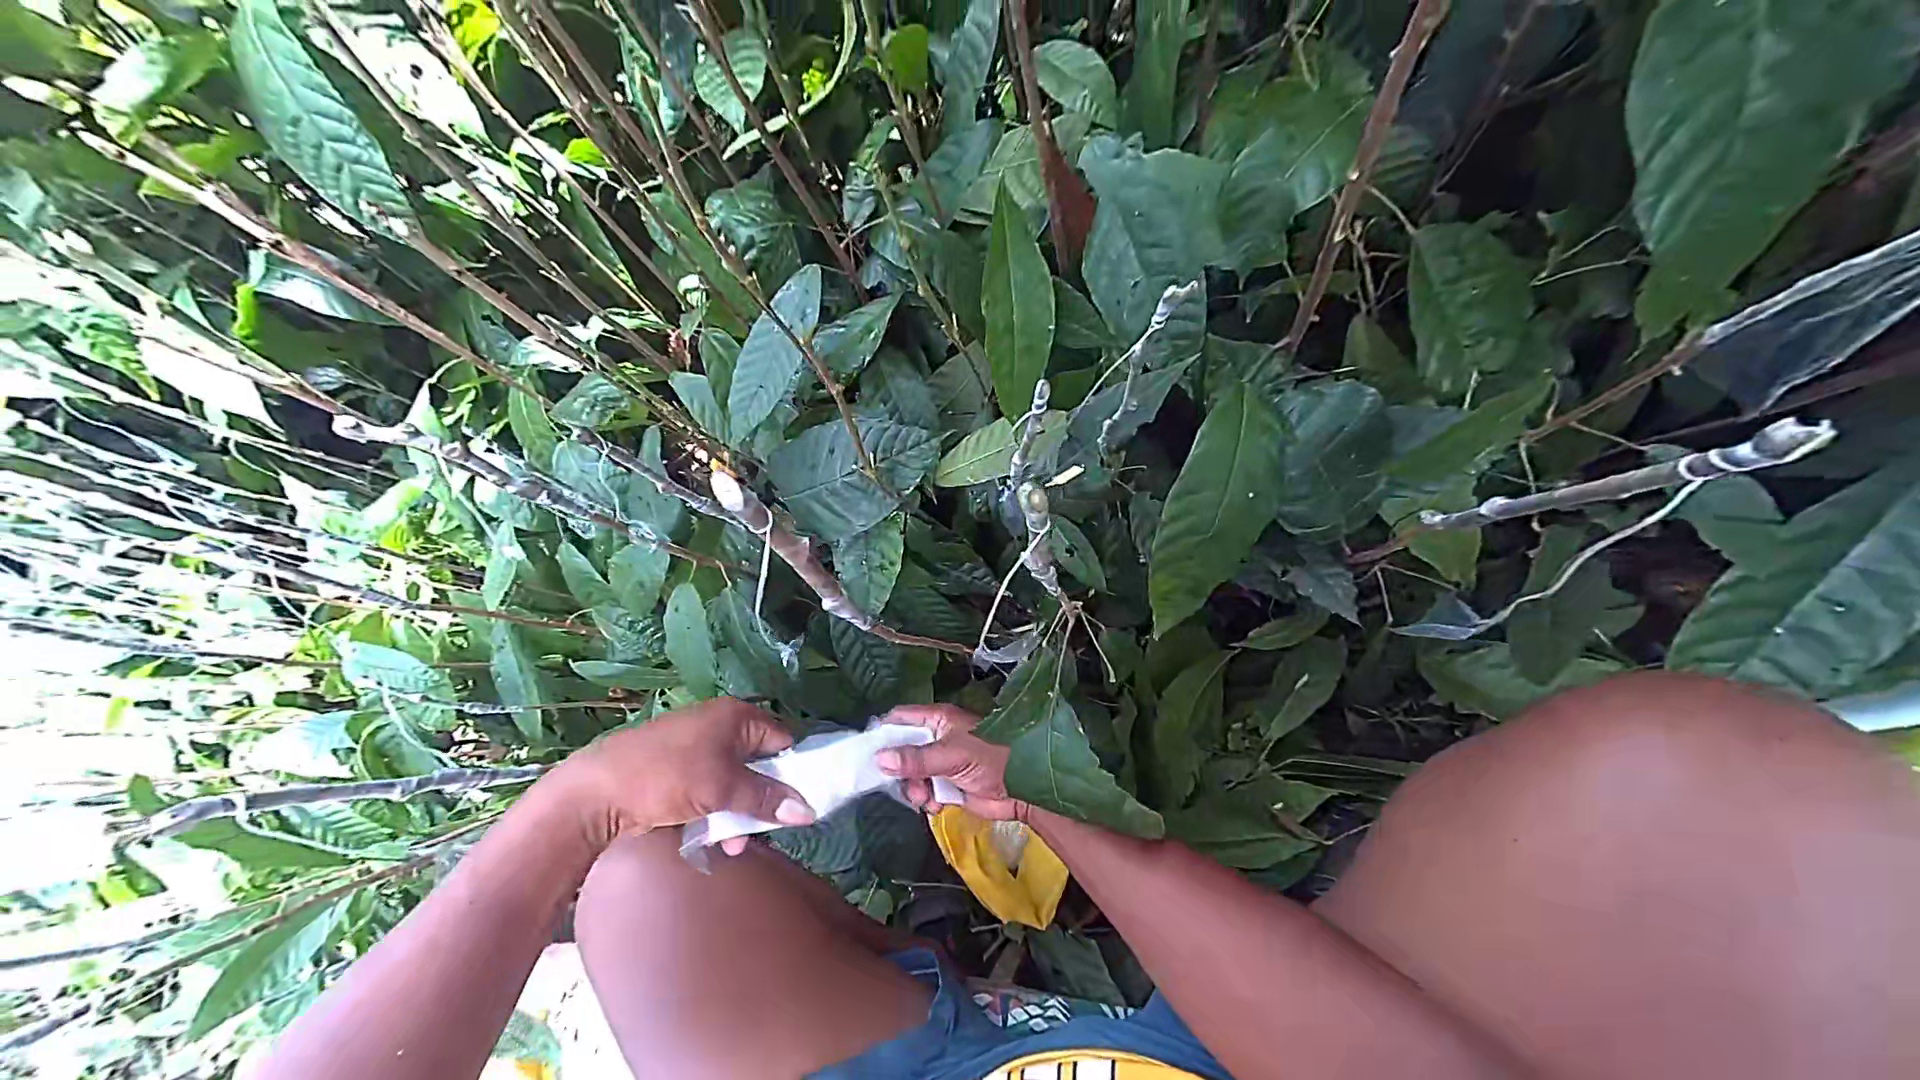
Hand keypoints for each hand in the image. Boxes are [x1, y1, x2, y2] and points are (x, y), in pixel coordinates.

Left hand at [530, 698, 815, 855]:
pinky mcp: (678, 774)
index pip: (782, 739)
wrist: (592, 794)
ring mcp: (697, 750)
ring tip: (736, 845)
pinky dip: (717, 814)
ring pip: (735, 783)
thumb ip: (767, 798)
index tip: (800, 802)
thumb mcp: (723, 788)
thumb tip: (809, 811)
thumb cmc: (666, 777)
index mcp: (736, 716)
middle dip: (765, 799)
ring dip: (740, 814)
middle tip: (768, 829)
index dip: (795, 769)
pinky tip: (714, 842)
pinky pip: (712, 793)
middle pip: (759, 763)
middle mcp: (719, 727)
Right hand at [873, 704, 1031, 821]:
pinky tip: (936, 805)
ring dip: (914, 788)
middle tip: (903, 784)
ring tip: (925, 798)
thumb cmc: (991, 759)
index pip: (901, 718)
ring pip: (911, 774)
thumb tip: (880, 759)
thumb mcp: (951, 755)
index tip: (869, 750)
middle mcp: (937, 738)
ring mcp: (941, 762)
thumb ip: (917, 759)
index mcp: (938, 720)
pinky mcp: (947, 785)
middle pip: (902, 750)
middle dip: (899, 769)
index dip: (884, 731)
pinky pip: (924, 791)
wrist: (1022, 791)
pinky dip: (926, 800)